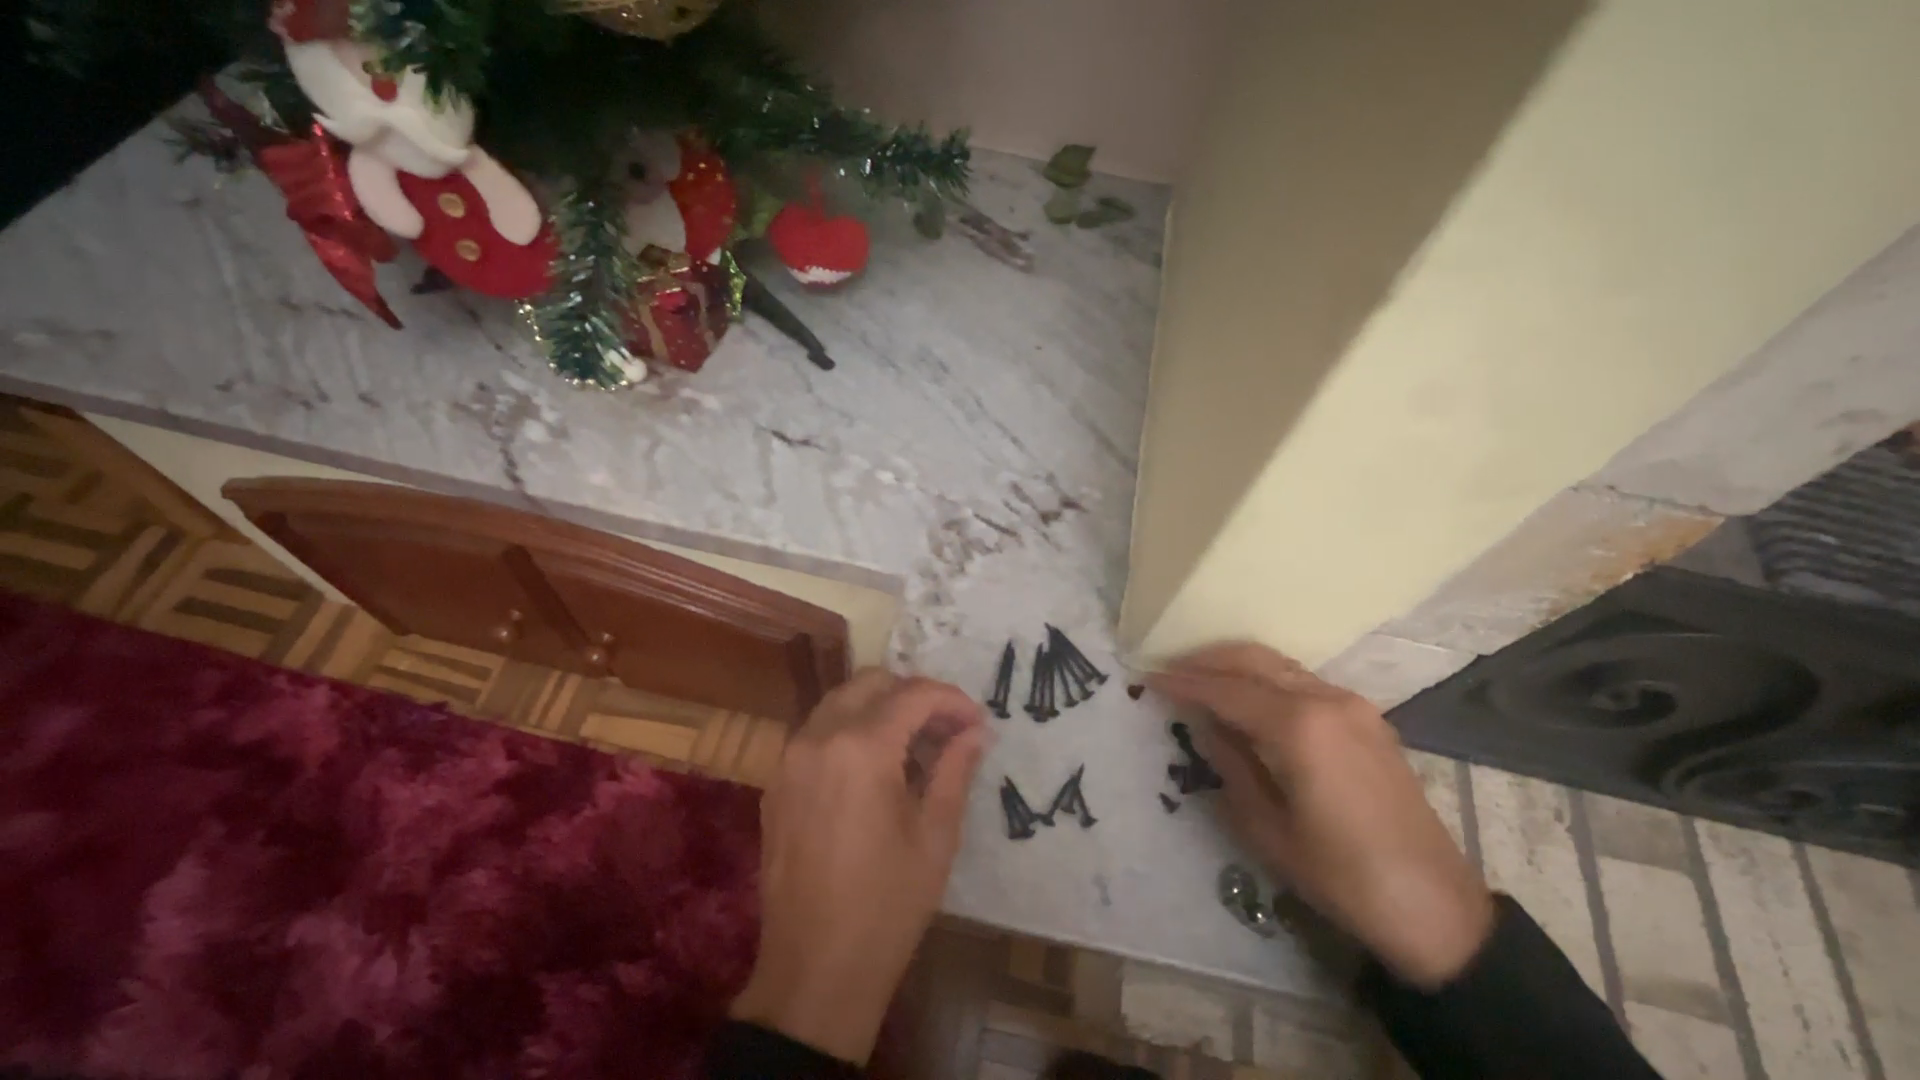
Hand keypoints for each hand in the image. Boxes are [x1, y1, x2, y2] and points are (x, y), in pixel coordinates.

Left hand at [730, 670, 988, 1062]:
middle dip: (914, 696)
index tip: (978, 722)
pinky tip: (876, 770)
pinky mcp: (776, 785)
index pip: (912, 694)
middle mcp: (817, 739)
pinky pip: (816, 734)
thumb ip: (955, 770)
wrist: (815, 970)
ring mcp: (789, 760)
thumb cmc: (887, 906)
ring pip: (839, 703)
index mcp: (860, 748)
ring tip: (915, 748)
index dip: (952, 700)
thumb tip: (975, 731)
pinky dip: (850, 732)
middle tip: (947, 730)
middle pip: (870, 683)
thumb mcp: (936, 837)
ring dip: (880, 710)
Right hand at [1151, 643, 1493, 987]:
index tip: (1148, 678)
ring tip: (1201, 683)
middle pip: (1256, 661)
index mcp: (1299, 726)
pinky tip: (1248, 704)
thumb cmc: (1341, 876)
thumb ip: (1232, 766)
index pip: (1226, 690)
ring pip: (1282, 667)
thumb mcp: (1268, 829)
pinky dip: (1269, 683)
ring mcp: (1354, 707)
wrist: (1433, 905)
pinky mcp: (1369, 721)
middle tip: (1170, 671)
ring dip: (1239, 668)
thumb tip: (1206, 727)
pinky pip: (1305, 684)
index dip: (1184, 683)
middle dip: (1209, 661)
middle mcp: (1328, 700)